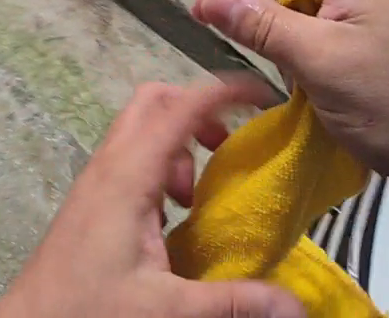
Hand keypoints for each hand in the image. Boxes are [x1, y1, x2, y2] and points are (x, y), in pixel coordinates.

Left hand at [0, 80, 306, 317]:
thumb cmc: (91, 308)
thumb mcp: (166, 309)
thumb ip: (232, 302)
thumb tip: (297, 305)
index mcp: (129, 173)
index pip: (179, 108)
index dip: (221, 92)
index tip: (261, 93)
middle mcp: (112, 161)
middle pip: (156, 101)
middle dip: (196, 110)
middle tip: (226, 147)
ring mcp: (99, 174)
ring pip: (143, 127)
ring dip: (178, 143)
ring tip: (197, 196)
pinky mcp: (95, 193)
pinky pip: (134, 154)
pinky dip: (162, 164)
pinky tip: (173, 214)